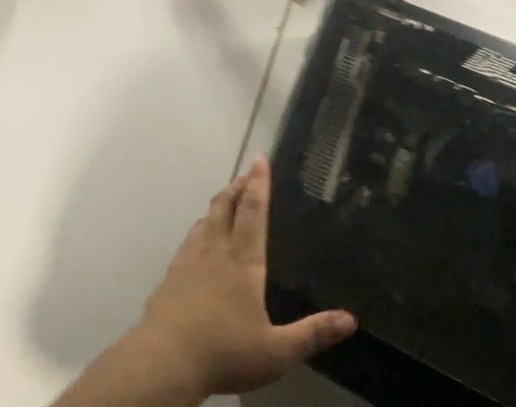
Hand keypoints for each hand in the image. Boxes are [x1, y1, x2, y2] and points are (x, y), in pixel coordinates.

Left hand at [127, 157, 356, 397]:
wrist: (166, 357)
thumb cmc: (226, 351)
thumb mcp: (278, 351)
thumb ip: (312, 333)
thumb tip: (350, 320)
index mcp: (243, 262)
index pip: (253, 213)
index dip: (259, 184)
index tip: (259, 158)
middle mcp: (215, 252)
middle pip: (224, 207)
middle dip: (237, 187)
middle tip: (245, 174)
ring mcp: (189, 261)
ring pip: (204, 221)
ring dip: (217, 206)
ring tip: (225, 200)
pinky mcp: (171, 275)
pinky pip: (188, 241)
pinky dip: (200, 230)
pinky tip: (199, 240)